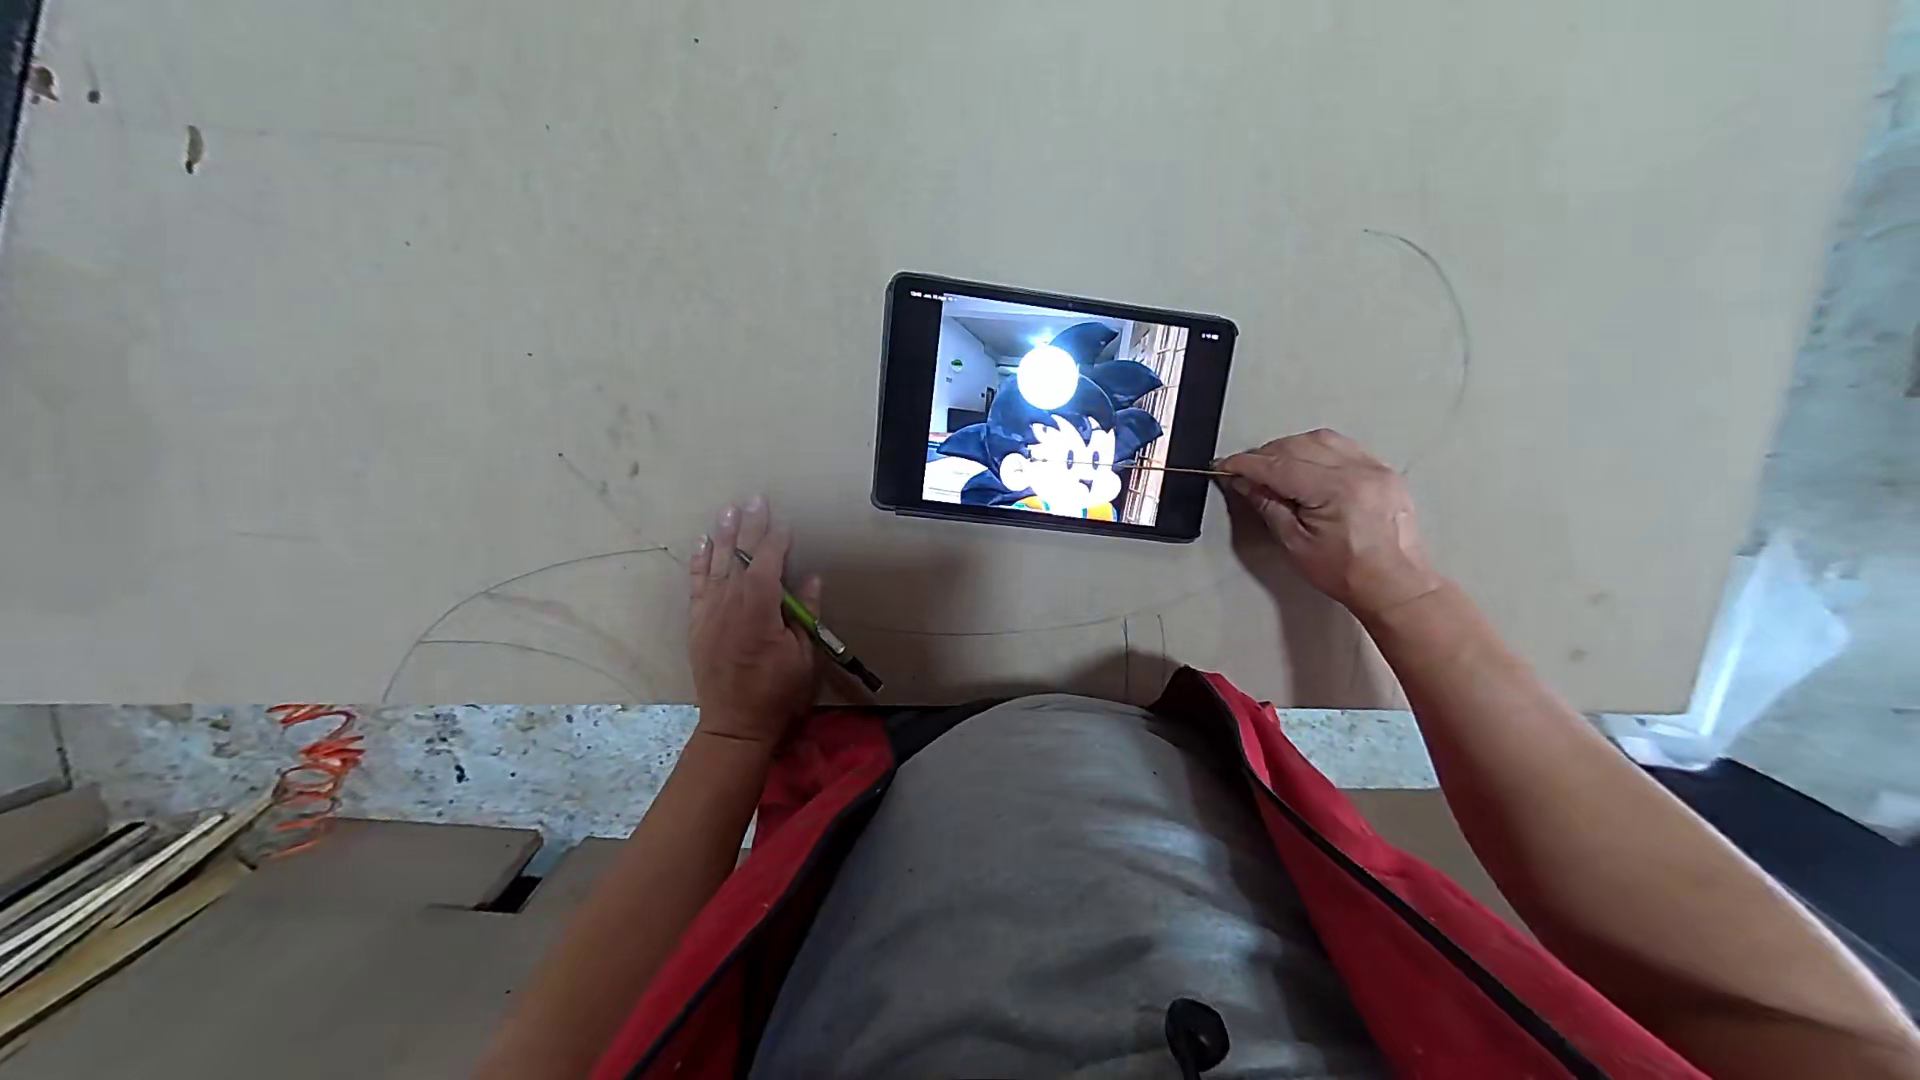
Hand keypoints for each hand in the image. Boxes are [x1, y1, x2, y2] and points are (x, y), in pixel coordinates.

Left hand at [687, 497, 821, 748]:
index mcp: (758, 615)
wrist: (736, 724)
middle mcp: (729, 608)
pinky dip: (699, 563)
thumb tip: (808, 579)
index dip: (776, 543)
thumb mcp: (804, 657)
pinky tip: (703, 543)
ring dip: (723, 537)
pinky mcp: (698, 624)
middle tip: (754, 500)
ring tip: (728, 510)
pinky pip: (697, 586)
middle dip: (749, 528)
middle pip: (740, 560)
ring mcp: (710, 615)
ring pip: (716, 567)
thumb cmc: (778, 693)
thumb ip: (804, 614)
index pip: (766, 567)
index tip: (786, 525)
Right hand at [1218, 429, 1444, 619]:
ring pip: (1320, 439)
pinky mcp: (1382, 471)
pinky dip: (1315, 450)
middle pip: (1298, 446)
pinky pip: (1342, 446)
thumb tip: (1243, 482)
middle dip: (1264, 455)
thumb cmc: (1344, 572)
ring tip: (1272, 469)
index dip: (1246, 464)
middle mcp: (1358, 470)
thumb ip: (1268, 505)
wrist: (1394, 584)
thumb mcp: (1294, 543)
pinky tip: (1303, 465)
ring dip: (1289, 448)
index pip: (1280, 465)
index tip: (1223, 466)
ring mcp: (1374, 467)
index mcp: (1336, 490)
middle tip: (1244, 473)